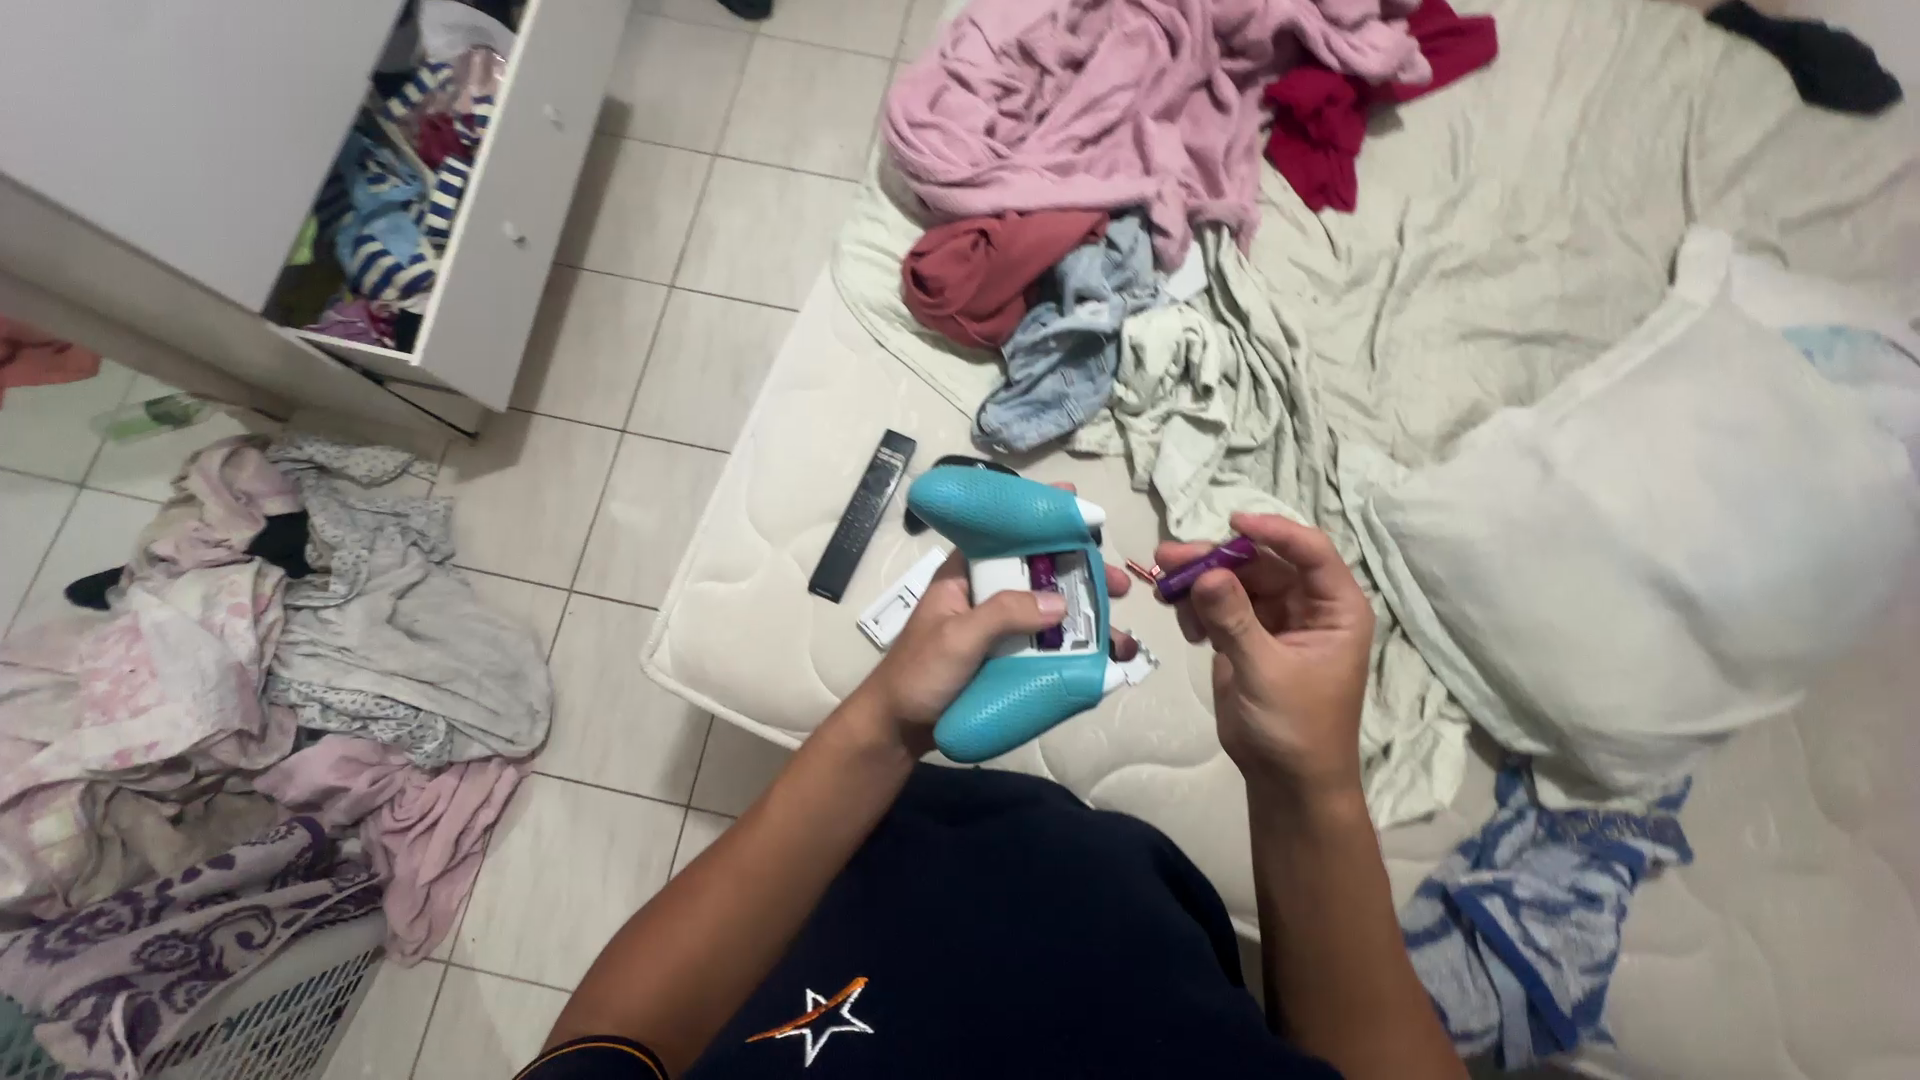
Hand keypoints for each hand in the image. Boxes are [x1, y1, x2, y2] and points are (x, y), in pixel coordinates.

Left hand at [858, 487, 1135, 756]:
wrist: (898, 730)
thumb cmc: (918, 674)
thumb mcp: (957, 638)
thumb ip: (1004, 615)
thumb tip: (1060, 602)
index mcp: (966, 576)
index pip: (1006, 534)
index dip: (1042, 518)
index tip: (1078, 505)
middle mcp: (987, 596)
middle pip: (1040, 574)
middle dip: (1082, 575)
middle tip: (1116, 585)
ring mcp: (999, 631)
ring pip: (1049, 614)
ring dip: (1086, 619)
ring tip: (1121, 636)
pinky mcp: (1008, 661)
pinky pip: (1047, 649)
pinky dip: (1075, 652)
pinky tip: (1104, 662)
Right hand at [1156, 513, 1373, 806]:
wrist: (1285, 780)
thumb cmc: (1295, 727)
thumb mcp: (1266, 672)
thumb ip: (1235, 621)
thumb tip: (1206, 574)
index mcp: (1335, 609)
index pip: (1310, 552)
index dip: (1274, 531)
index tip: (1232, 522)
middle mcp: (1307, 606)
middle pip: (1261, 563)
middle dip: (1216, 559)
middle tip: (1169, 557)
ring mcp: (1274, 621)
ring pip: (1234, 581)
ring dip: (1199, 581)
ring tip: (1164, 587)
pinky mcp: (1246, 637)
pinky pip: (1219, 606)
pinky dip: (1198, 608)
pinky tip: (1184, 625)